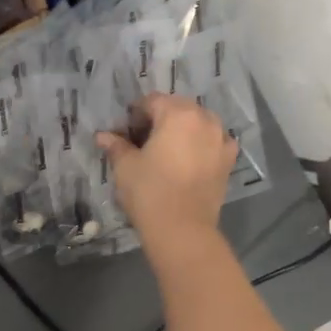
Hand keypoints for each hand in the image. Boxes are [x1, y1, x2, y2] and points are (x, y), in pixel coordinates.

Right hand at [97, 94, 237, 255]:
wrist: (182, 229)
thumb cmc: (149, 192)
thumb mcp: (125, 167)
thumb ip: (116, 146)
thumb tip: (102, 135)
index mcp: (178, 114)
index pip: (152, 101)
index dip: (135, 114)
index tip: (125, 131)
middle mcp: (204, 120)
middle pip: (178, 109)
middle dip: (161, 120)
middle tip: (144, 141)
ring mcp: (221, 140)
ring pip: (199, 125)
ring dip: (183, 131)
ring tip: (167, 152)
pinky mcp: (228, 161)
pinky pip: (214, 144)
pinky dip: (202, 146)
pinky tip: (190, 160)